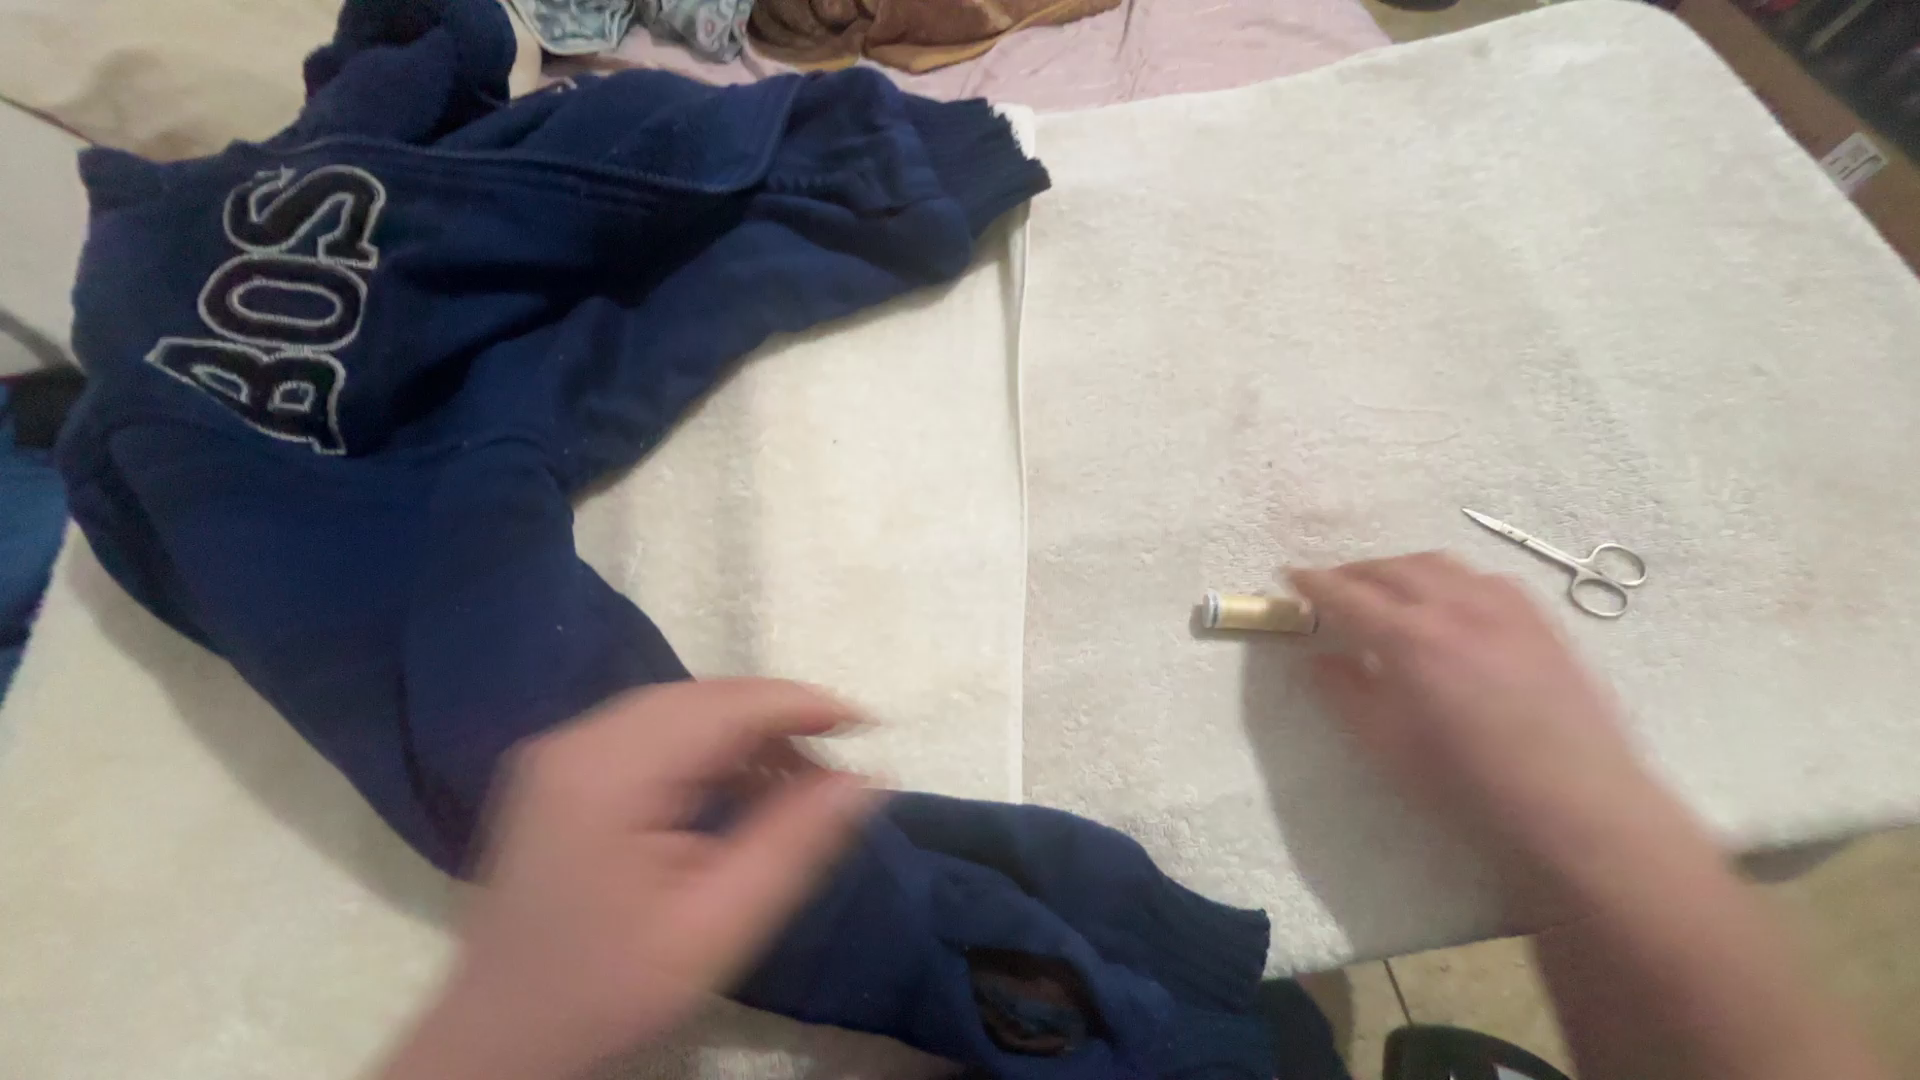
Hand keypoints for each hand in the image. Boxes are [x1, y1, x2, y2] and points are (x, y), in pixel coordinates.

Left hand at [379, 679, 881, 1079]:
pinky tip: (746, 788)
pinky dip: (714, 750)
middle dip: (780, 718)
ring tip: (802, 779)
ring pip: (684, 710)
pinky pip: (659, 734)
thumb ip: (796, 843)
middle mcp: (579, 741)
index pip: (724, 706)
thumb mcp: (717, 927)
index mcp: (607, 774)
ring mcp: (567, 753)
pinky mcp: (568, 771)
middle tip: (840, 758)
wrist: (493, 1051)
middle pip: (703, 698)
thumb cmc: (606, 998)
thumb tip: (868, 777)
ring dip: (750, 733)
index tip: (868, 724)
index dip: (802, 704)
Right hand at [1290, 555, 1700, 918]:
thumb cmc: (1467, 785)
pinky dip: (1449, 579)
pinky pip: (1484, 580)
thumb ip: (1343, 693)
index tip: (1290, 577)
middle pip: (1391, 569)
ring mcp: (1505, 610)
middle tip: (1329, 587)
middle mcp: (1455, 609)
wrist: (1579, 811)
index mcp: (1410, 639)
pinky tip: (1447, 602)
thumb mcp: (1384, 745)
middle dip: (1352, 572)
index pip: (1346, 595)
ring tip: (1383, 589)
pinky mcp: (1542, 623)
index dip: (1313, 583)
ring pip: (1439, 565)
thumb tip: (1318, 658)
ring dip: (1399, 569)